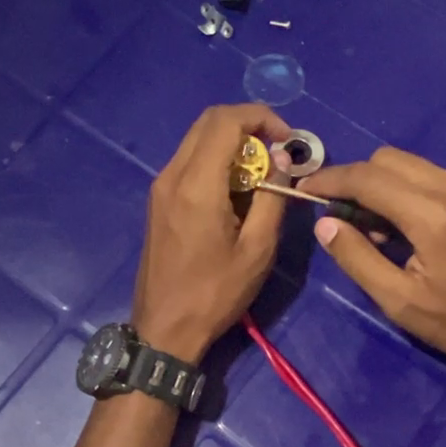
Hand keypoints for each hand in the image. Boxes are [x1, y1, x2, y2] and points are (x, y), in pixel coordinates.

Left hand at [130, 104, 291, 362]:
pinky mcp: (158, 202)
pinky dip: (216, 162)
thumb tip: (282, 164)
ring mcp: (160, 188)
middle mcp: (172, 176)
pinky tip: (237, 191)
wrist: (165, 329)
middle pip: (208, 122)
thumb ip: (273, 198)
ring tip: (262, 174)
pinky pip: (188, 162)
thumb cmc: (215, 294)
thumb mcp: (257, 250)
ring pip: (197, 141)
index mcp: (196, 185)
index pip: (225, 121)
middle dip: (247, 125)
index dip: (261, 117)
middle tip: (277, 152)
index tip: (287, 139)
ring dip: (232, 144)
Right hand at [298, 147, 445, 378]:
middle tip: (343, 218)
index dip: (332, 180)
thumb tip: (325, 223)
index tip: (307, 188)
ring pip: (414, 165)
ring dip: (385, 186)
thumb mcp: (401, 302)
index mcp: (435, 215)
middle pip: (389, 159)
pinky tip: (412, 228)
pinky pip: (437, 176)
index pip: (369, 179)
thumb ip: (357, 258)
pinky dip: (412, 191)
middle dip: (357, 180)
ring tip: (378, 230)